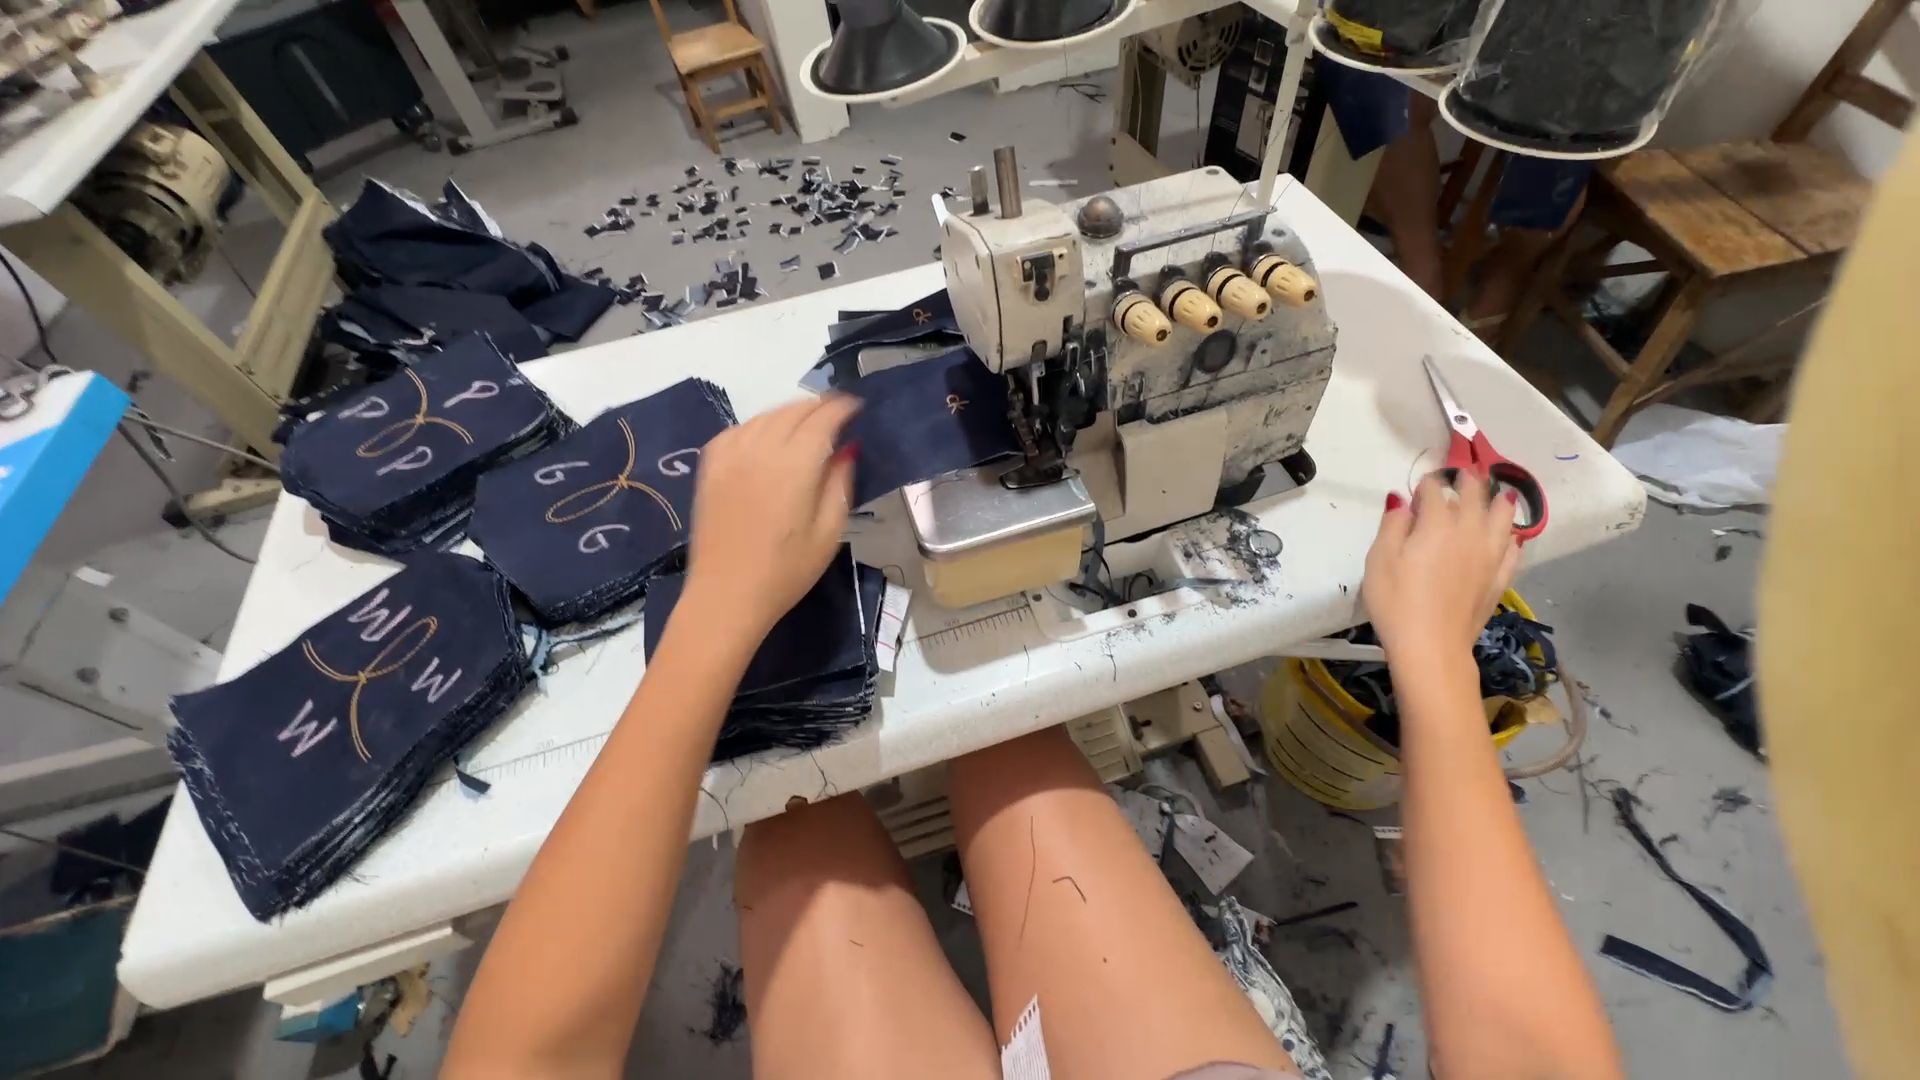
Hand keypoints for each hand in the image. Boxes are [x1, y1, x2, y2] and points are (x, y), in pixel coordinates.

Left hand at [683, 395, 860, 636]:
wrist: (727, 595)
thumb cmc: (786, 571)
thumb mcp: (829, 532)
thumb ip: (840, 483)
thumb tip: (847, 449)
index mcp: (794, 465)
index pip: (822, 419)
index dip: (842, 408)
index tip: (856, 407)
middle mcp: (760, 449)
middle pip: (793, 411)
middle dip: (818, 406)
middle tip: (836, 414)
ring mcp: (730, 455)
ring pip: (765, 416)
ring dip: (789, 412)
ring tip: (806, 423)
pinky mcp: (710, 467)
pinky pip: (739, 430)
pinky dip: (759, 425)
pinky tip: (768, 438)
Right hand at [1362, 471, 1519, 664]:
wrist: (1431, 645)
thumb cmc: (1396, 601)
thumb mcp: (1379, 560)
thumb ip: (1392, 525)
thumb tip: (1401, 501)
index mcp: (1437, 524)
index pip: (1436, 491)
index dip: (1428, 482)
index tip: (1422, 482)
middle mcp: (1470, 532)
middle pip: (1475, 496)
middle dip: (1468, 481)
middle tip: (1462, 474)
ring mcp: (1490, 556)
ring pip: (1503, 518)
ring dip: (1498, 501)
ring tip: (1496, 494)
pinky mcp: (1499, 578)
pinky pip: (1513, 549)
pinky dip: (1511, 536)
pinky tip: (1508, 536)